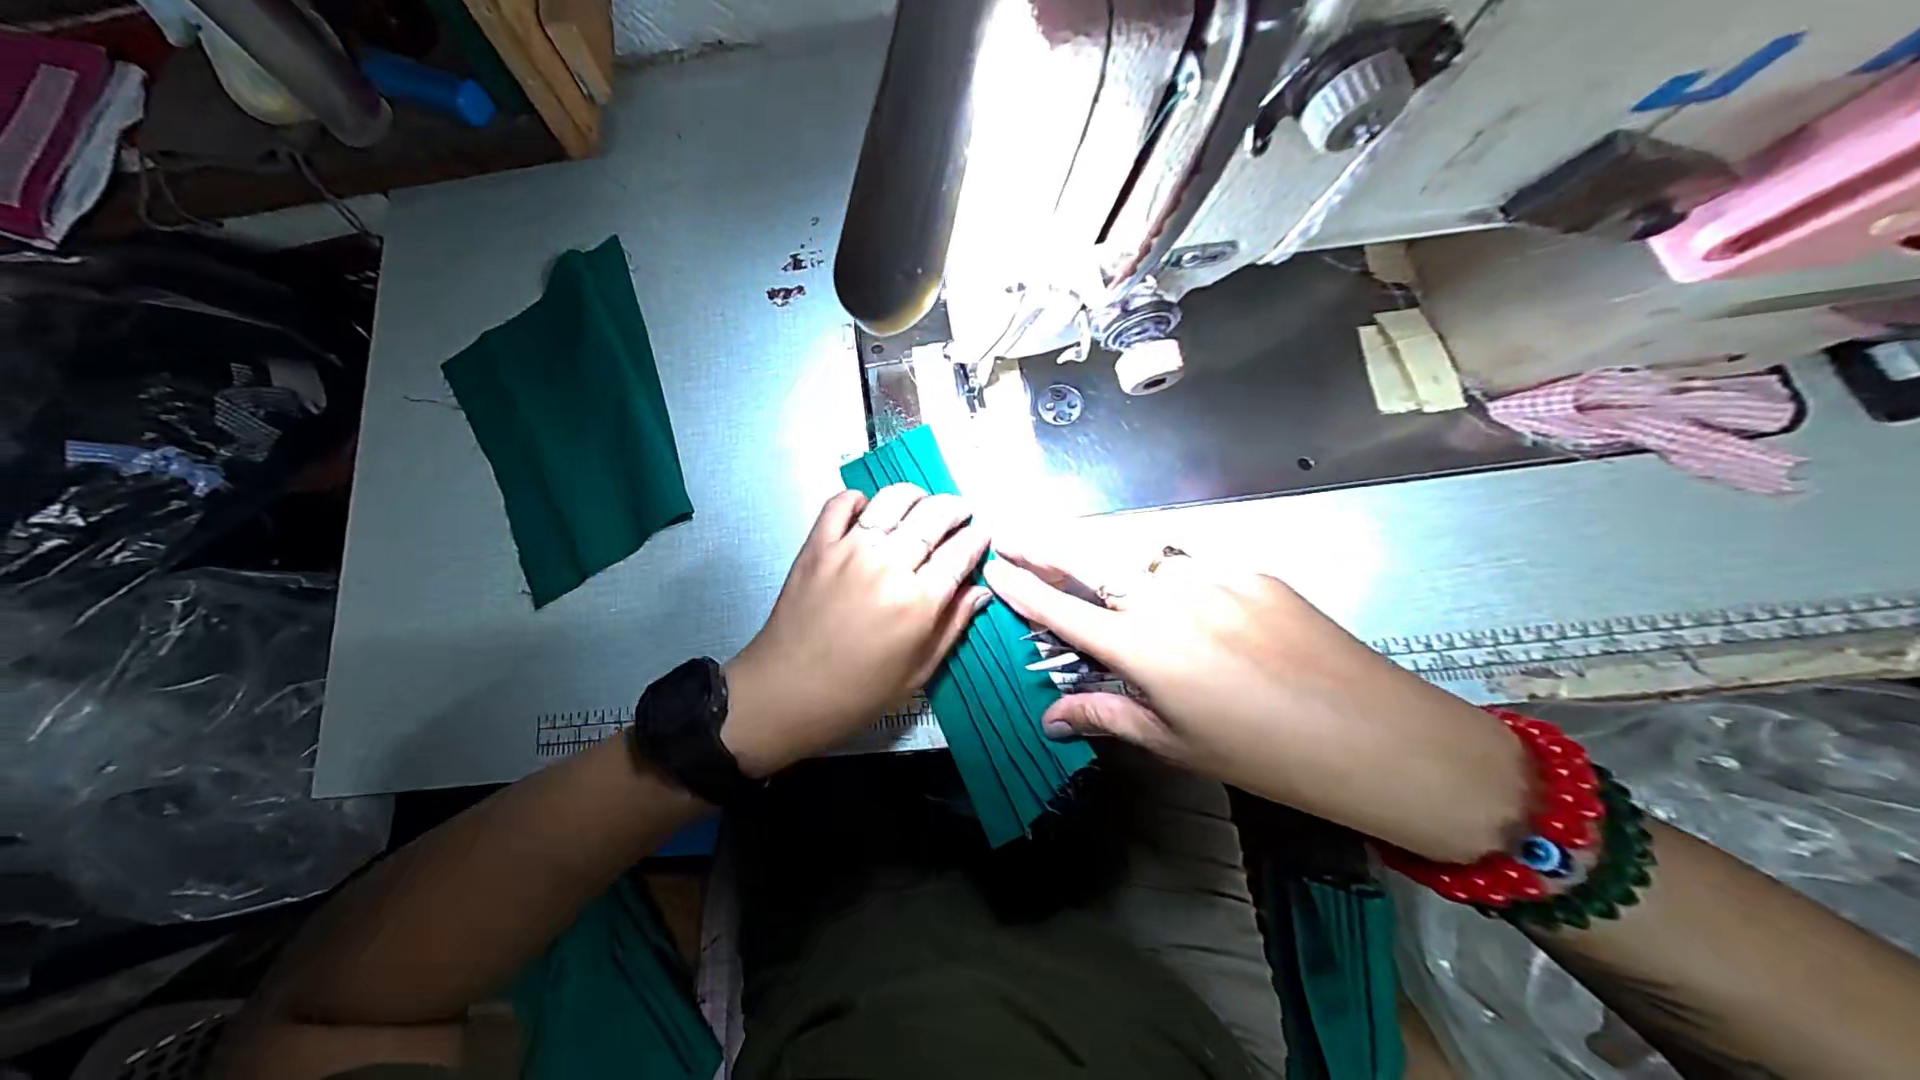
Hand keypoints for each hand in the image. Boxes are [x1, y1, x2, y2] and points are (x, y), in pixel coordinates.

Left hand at [719, 485, 989, 777]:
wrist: (784, 695)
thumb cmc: (856, 694)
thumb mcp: (917, 672)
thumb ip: (952, 626)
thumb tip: (980, 590)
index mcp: (917, 603)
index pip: (959, 554)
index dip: (977, 540)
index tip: (982, 537)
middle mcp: (887, 567)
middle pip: (932, 517)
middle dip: (955, 509)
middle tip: (961, 512)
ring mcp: (848, 551)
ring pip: (891, 501)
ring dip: (915, 496)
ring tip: (922, 503)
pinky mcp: (816, 547)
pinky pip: (840, 505)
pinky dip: (859, 499)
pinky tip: (869, 510)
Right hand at [981, 537, 1529, 861]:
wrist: (1374, 733)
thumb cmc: (1264, 754)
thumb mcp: (1176, 742)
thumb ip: (1108, 716)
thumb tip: (1053, 718)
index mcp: (1144, 649)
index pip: (1063, 611)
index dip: (1023, 589)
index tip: (996, 568)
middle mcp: (1169, 600)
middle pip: (1090, 558)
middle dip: (1045, 544)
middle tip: (1014, 533)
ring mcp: (1212, 576)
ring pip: (1139, 552)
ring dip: (1102, 551)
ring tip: (1079, 557)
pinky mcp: (1250, 570)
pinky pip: (1190, 563)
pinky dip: (1163, 571)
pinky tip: (1171, 593)